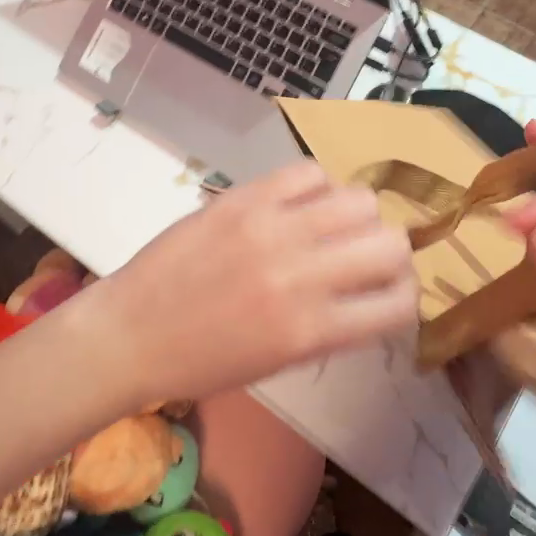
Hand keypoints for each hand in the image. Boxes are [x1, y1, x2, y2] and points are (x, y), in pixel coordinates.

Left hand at [91, 162, 417, 402]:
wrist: (130, 335)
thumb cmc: (204, 363)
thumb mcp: (280, 361)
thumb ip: (333, 327)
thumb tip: (373, 294)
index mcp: (312, 331)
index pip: (399, 303)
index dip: (404, 297)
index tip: (389, 294)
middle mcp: (303, 277)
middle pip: (393, 243)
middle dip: (390, 253)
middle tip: (363, 258)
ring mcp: (274, 230)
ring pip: (361, 200)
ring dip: (357, 216)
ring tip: (330, 227)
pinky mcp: (246, 198)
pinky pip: (310, 172)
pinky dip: (317, 187)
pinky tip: (299, 204)